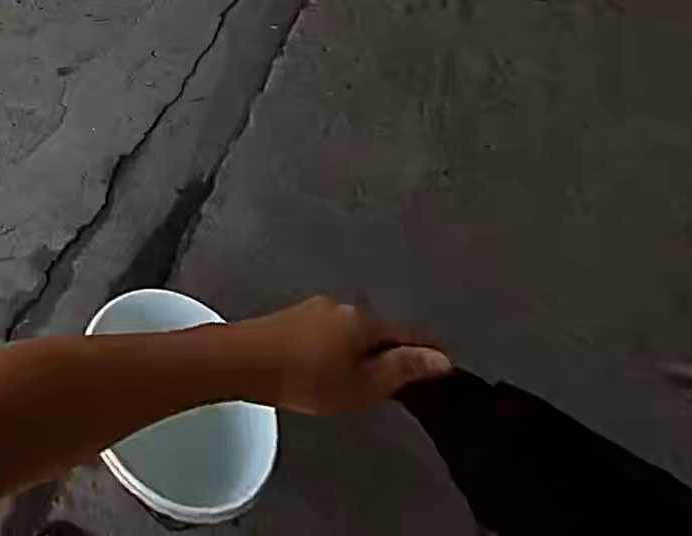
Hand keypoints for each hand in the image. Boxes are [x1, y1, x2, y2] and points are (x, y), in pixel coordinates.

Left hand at [226, 296, 450, 414]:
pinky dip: (337, 350)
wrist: (244, 360)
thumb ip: (402, 369)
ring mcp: (312, 309)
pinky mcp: (292, 317)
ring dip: (361, 353)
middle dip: (391, 354)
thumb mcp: (364, 384)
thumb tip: (439, 359)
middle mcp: (337, 307)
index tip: (447, 361)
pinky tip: (328, 371)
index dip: (430, 350)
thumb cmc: (303, 376)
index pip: (408, 333)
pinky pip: (328, 333)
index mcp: (360, 320)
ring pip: (351, 332)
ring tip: (359, 384)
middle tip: (402, 384)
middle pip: (378, 331)